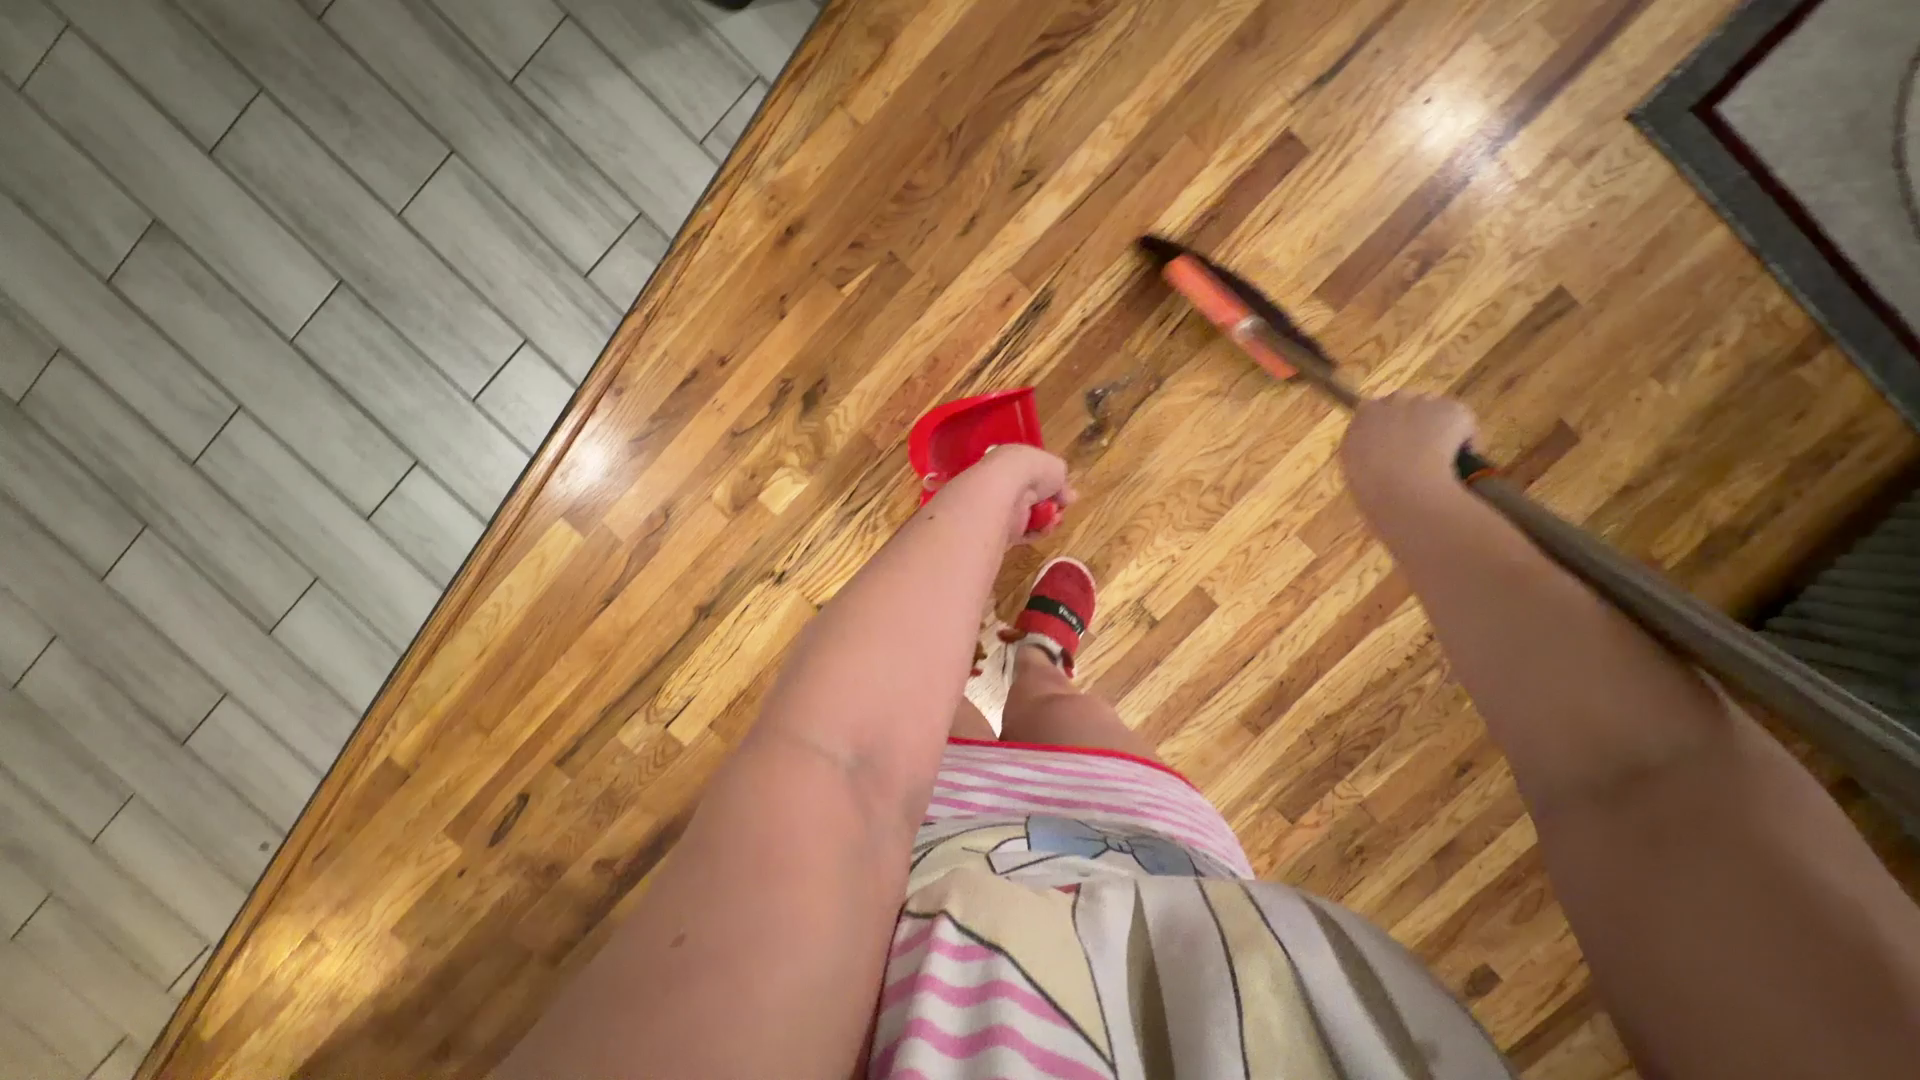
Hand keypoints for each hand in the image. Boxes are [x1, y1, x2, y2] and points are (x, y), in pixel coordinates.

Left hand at [949, 444, 1074, 545]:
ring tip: (1055, 519)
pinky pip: (1021, 532)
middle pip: (1031, 497)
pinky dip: (1035, 532)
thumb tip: (1068, 496)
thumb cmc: (1032, 470)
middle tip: (1061, 508)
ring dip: (1045, 519)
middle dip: (1051, 505)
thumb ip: (1062, 482)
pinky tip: (1046, 528)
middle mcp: (1002, 482)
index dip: (1051, 484)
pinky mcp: (997, 528)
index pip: (1032, 473)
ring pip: (1028, 515)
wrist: (1004, 489)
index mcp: (1012, 460)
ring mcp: (998, 506)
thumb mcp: (1057, 467)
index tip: (1065, 493)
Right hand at [1340, 394, 1477, 513]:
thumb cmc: (1375, 496)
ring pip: (1433, 409)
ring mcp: (1418, 404)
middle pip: (1403, 402)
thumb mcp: (1358, 480)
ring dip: (1438, 427)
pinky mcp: (1449, 409)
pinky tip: (1463, 460)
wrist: (1403, 493)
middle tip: (1422, 449)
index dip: (1387, 428)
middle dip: (1413, 420)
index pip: (1370, 413)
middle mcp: (1384, 407)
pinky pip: (1463, 421)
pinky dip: (1467, 438)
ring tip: (1445, 457)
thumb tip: (1385, 468)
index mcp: (1356, 427)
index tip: (1396, 446)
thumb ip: (1368, 464)